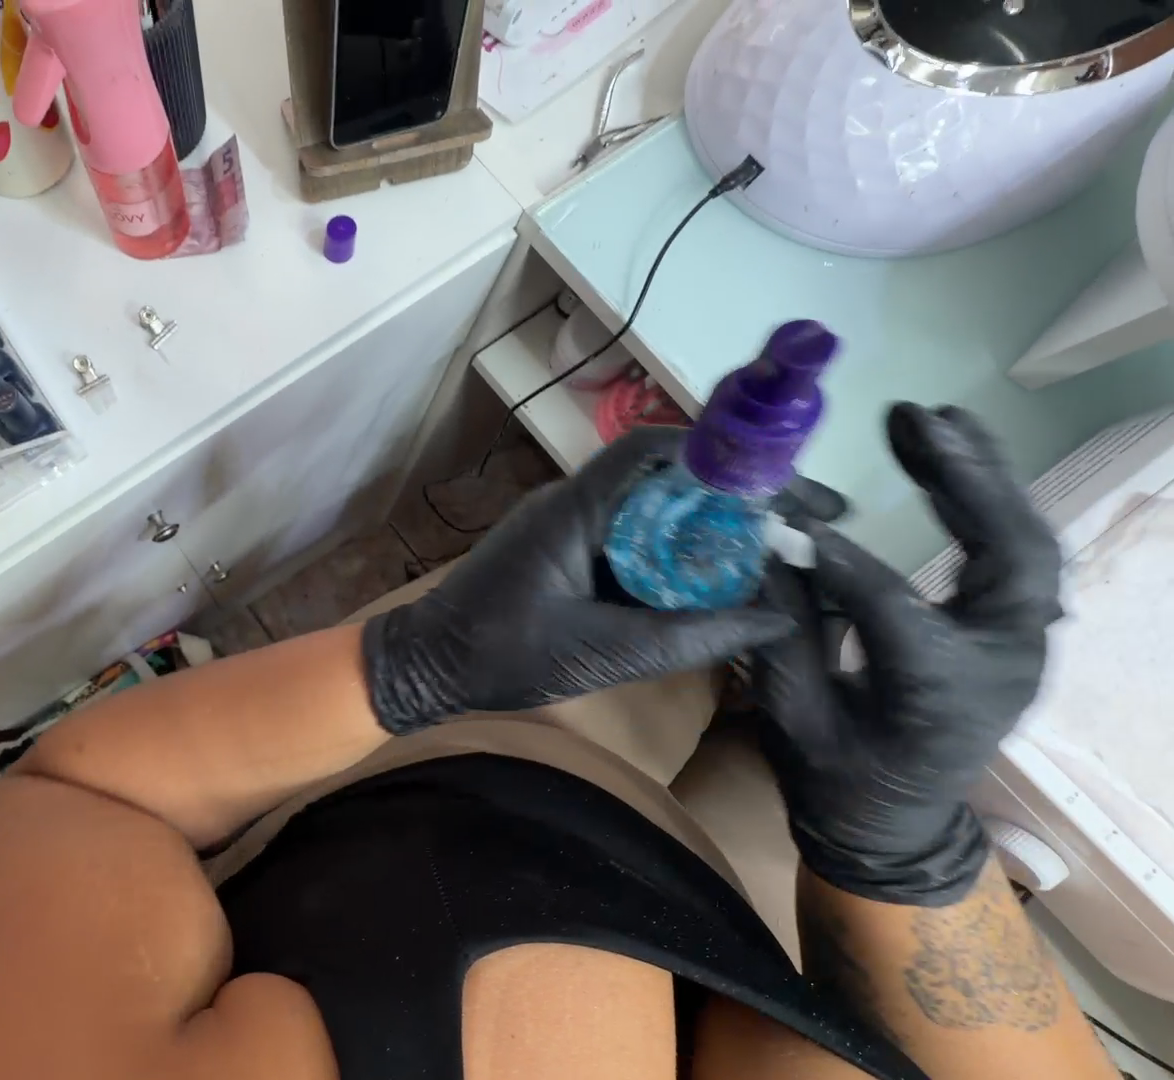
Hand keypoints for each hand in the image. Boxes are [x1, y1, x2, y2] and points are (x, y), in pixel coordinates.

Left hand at [363, 426, 795, 734]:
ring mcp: (564, 527)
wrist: (430, 663)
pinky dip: (673, 556)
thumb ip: (692, 636)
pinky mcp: (562, 552)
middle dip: (734, 498)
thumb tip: (777, 621)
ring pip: (650, 513)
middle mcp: (570, 505)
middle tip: (803, 527)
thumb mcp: (604, 652)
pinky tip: (717, 581)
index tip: (784, 482)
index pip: (652, 449)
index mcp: (573, 509)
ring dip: (707, 529)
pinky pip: (628, 540)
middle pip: (663, 480)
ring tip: (778, 554)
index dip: (722, 452)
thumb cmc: (501, 654)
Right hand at [755, 403, 1062, 904]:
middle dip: (964, 478)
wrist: (891, 819)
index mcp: (943, 694)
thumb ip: (781, 633)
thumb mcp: (792, 714)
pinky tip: (947, 463)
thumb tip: (765, 551)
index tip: (784, 519)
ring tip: (933, 420)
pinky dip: (981, 502)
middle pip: (1009, 553)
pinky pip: (1009, 555)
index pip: (894, 607)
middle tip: (916, 417)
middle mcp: (1004, 659)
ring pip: (1023, 543)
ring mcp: (1018, 642)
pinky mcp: (1006, 629)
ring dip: (980, 476)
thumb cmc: (833, 773)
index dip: (837, 560)